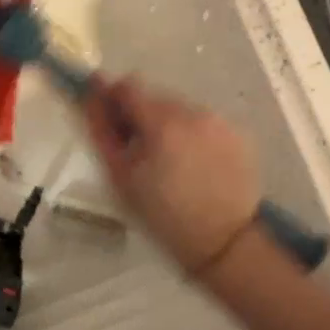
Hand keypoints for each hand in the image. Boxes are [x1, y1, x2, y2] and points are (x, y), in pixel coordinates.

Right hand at [83, 78, 262, 274]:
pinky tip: (194, 166)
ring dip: (168, 126)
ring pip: (180, 110)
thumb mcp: (121, 177)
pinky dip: (192, 137)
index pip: (128, 86)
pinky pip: (204, 124)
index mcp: (162, 122)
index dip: (113, 97)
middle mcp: (194, 112)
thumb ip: (103, 131)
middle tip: (139, 151)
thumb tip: (91, 97)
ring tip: (168, 162)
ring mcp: (220, 122)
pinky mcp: (238, 134)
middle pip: (155, 97)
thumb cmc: (162, 215)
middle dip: (142, 116)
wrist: (223, 242)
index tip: (109, 118)